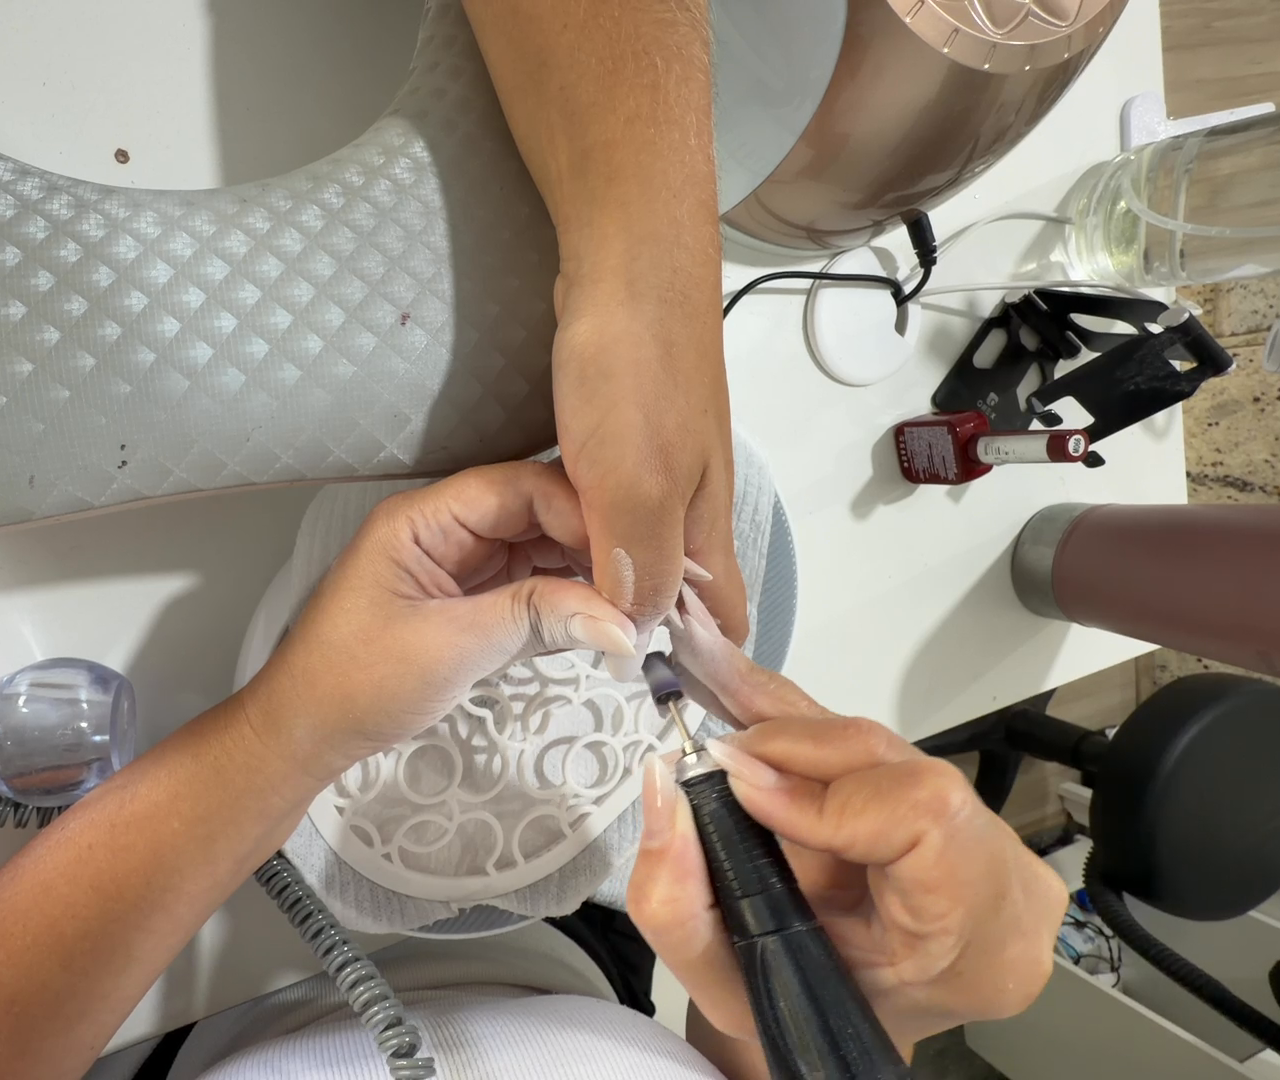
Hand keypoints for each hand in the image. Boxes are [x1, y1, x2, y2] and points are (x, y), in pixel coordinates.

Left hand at [242, 461, 637, 784]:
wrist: (310, 730)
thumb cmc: (356, 681)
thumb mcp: (448, 646)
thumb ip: (534, 619)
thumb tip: (622, 621)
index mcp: (425, 520)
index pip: (517, 488)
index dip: (578, 512)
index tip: (629, 556)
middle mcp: (446, 531)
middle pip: (534, 514)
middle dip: (590, 543)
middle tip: (648, 581)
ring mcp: (460, 566)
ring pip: (537, 550)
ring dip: (584, 574)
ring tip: (637, 603)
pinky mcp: (469, 602)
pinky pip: (528, 587)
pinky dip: (564, 602)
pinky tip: (602, 617)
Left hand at [552, 301, 748, 653]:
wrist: (626, 270)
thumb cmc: (634, 376)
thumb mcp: (635, 481)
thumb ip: (642, 559)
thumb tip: (640, 626)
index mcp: (701, 526)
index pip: (723, 616)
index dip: (698, 664)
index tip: (652, 699)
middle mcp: (686, 506)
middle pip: (680, 591)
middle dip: (645, 633)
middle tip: (592, 667)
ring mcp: (654, 472)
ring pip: (640, 551)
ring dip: (612, 589)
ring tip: (568, 628)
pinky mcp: (623, 445)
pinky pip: (611, 515)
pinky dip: (590, 546)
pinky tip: (557, 557)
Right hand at [628, 610, 1065, 1056]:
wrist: (834, 1014)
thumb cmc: (790, 1014)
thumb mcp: (717, 987)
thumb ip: (674, 898)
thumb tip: (662, 780)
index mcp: (973, 944)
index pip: (922, 818)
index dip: (822, 793)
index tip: (735, 782)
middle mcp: (993, 871)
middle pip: (890, 759)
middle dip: (782, 741)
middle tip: (706, 744)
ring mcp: (970, 824)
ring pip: (864, 737)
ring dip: (771, 714)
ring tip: (697, 664)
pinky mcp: (926, 790)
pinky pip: (851, 734)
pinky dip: (778, 706)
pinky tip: (724, 669)